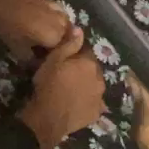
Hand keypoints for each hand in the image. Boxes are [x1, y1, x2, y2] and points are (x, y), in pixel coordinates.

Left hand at [0, 0, 72, 57]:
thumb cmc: (9, 29)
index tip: (53, 62)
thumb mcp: (21, 52)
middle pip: (70, 38)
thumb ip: (37, 62)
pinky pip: (63, 13)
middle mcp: (61, 23)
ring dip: (64, 33)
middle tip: (51, 52)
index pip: (68, 53)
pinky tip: (53, 24)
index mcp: (55, 37)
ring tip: (52, 40)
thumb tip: (46, 67)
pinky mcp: (50, 1)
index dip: (61, 59)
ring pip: (69, 25)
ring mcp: (56, 10)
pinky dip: (62, 20)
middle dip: (64, 46)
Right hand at [18, 28, 107, 148]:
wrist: (48, 118)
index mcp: (90, 64)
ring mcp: (100, 98)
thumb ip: (69, 44)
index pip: (87, 50)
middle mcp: (100, 79)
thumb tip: (80, 29)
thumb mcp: (54, 59)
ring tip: (71, 86)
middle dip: (83, 67)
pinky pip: (94, 101)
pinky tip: (76, 100)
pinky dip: (87, 98)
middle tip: (67, 71)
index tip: (65, 56)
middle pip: (92, 68)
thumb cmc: (49, 84)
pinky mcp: (97, 113)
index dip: (76, 52)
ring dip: (86, 83)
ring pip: (94, 84)